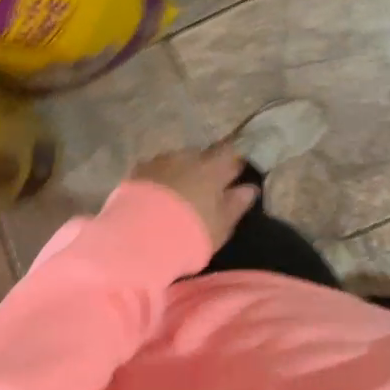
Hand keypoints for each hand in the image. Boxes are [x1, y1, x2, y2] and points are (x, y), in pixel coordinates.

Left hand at [130, 147, 258, 247]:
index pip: (229, 154)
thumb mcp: (220, 226)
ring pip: (177, 160)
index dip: (234, 161)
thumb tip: (250, 189)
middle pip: (201, 155)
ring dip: (181, 170)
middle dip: (205, 165)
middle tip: (206, 185)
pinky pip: (156, 167)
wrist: (140, 235)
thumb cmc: (190, 233)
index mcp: (212, 169)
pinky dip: (161, 177)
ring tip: (180, 191)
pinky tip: (158, 193)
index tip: (236, 171)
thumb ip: (236, 205)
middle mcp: (187, 157)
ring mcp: (160, 160)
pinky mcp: (139, 169)